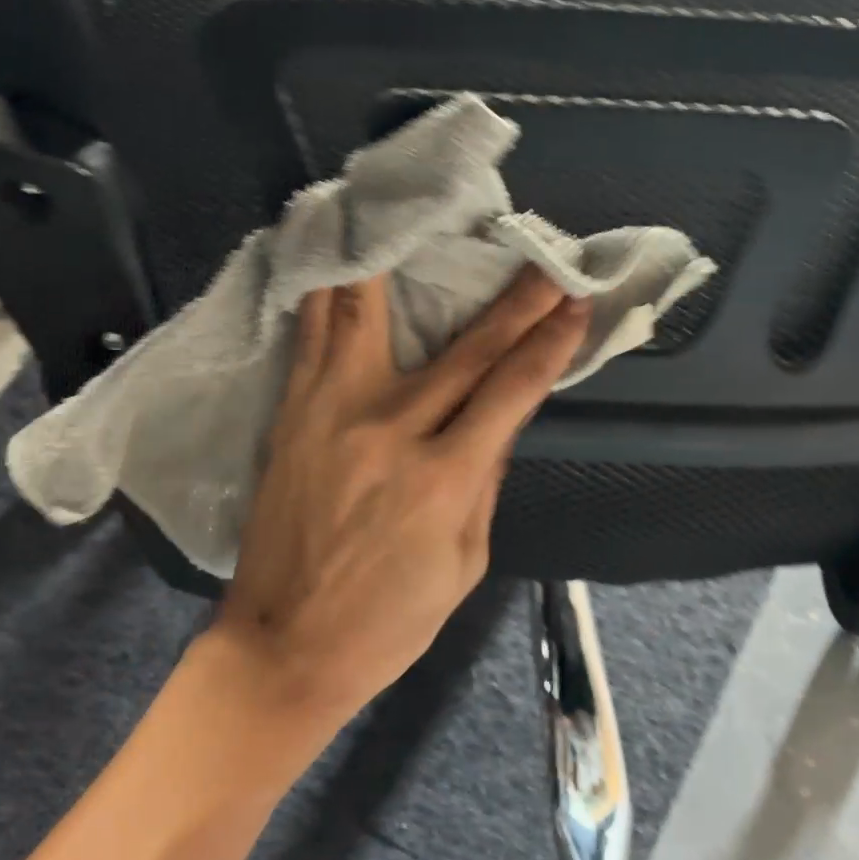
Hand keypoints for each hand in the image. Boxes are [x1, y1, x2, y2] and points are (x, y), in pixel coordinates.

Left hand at [216, 269, 589, 714]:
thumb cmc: (388, 622)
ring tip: (414, 213)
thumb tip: (501, 418)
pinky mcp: (291, 413)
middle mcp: (391, 431)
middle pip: (466, 348)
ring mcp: (332, 413)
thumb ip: (485, 482)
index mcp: (444, 479)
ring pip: (367, 315)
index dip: (550, 342)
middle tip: (544, 258)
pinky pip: (314, 336)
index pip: (512, 389)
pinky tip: (341, 254)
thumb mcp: (465, 561)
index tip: (576, 301)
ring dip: (399, 260)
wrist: (282, 646)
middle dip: (516, 301)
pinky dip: (333, 291)